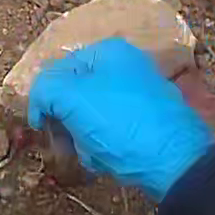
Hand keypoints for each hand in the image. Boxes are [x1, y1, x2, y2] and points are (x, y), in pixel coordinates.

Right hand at [27, 37, 214, 198]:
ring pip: (89, 118)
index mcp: (108, 53)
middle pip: (74, 96)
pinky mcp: (145, 123)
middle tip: (66, 143)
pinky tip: (107, 160)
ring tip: (93, 153)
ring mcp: (137, 96)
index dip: (44, 99)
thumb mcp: (73, 98)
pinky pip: (111, 133)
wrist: (173, 161)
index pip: (58, 71)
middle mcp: (125, 68)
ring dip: (82, 140)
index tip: (41, 126)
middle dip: (67, 123)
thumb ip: (46, 89)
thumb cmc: (120, 124)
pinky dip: (103, 148)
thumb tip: (41, 99)